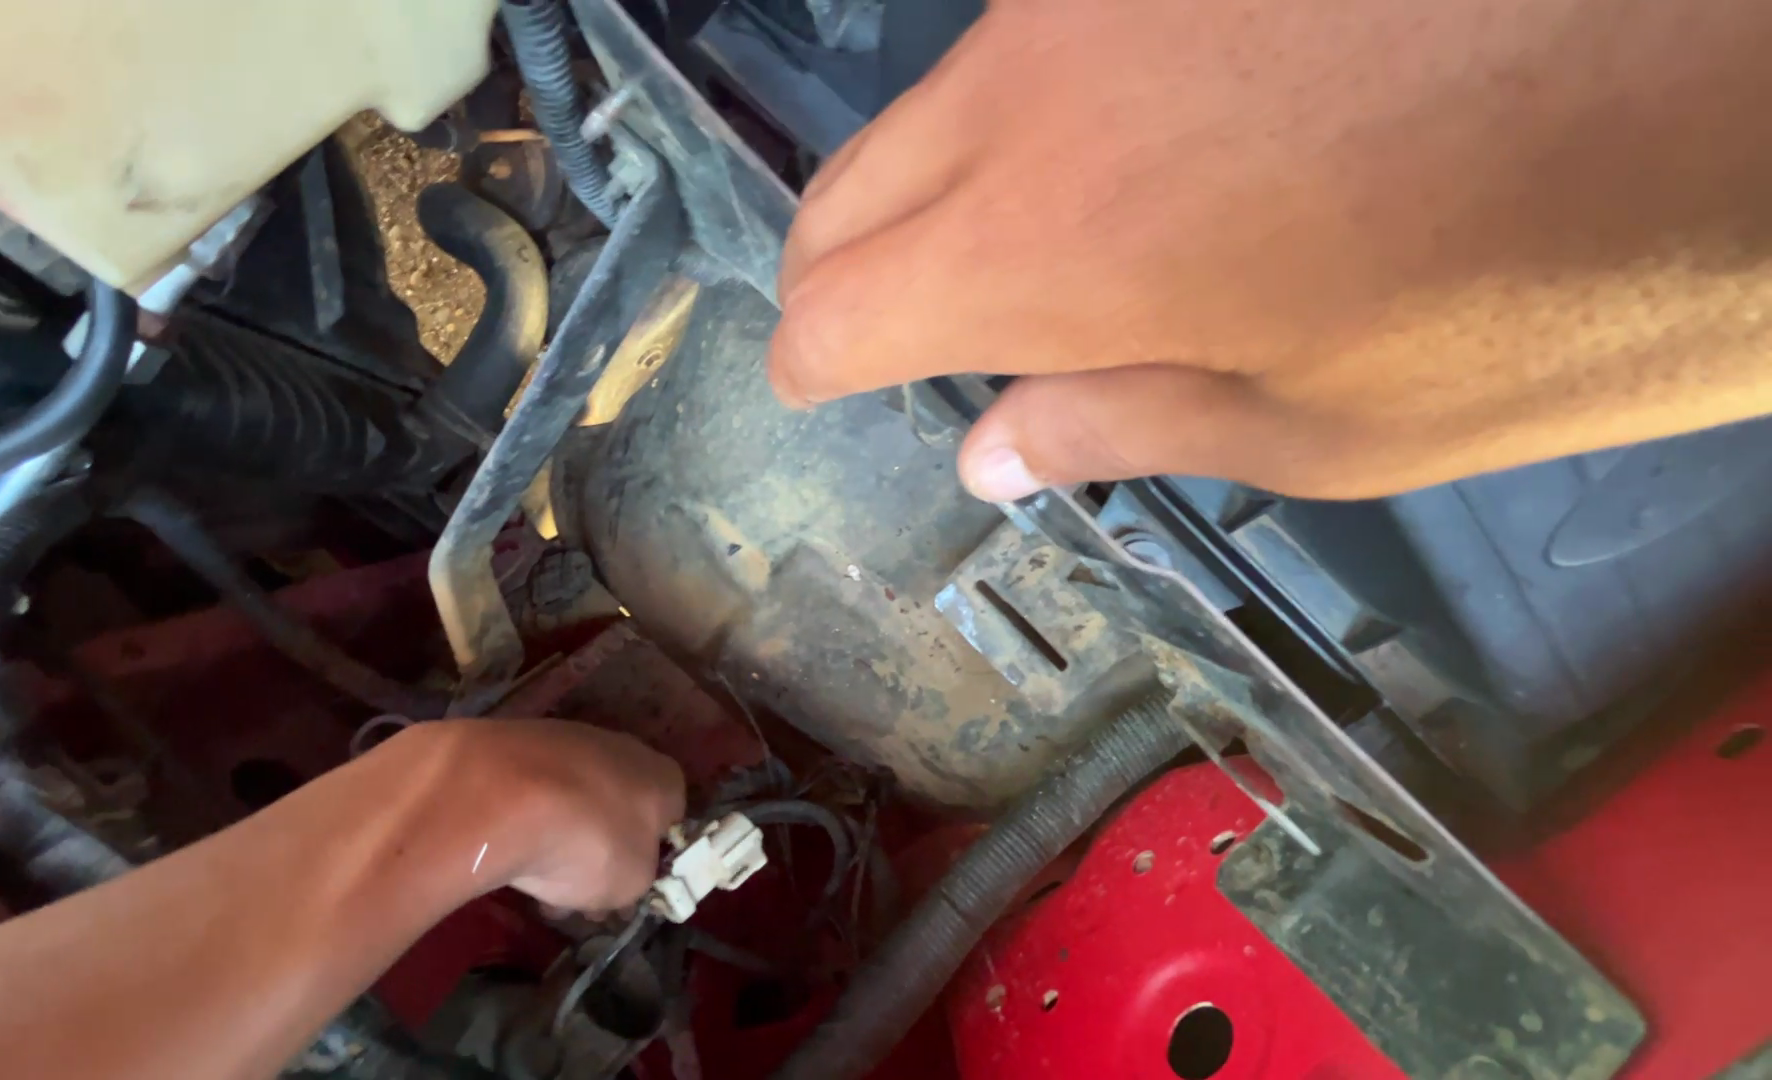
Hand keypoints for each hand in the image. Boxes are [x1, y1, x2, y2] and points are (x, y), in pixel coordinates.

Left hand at [394, 718, 685, 913]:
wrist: (504, 797)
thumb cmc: (589, 843)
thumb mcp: (631, 885)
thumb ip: (637, 878)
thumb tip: (623, 877)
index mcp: (666, 777)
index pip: (670, 819)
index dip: (647, 858)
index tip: (620, 889)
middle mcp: (628, 748)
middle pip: (619, 807)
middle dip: (598, 846)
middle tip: (573, 889)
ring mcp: (574, 738)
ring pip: (575, 798)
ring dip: (559, 833)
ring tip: (529, 877)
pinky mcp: (525, 740)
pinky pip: (535, 789)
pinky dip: (525, 816)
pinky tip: (504, 846)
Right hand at [769, 0, 1771, 498]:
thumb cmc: (1576, 275)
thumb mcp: (1325, 428)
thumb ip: (1113, 430)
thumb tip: (985, 450)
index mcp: (1047, 248)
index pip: (829, 312)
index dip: (805, 363)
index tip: (816, 388)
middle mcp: (1029, 95)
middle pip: (837, 199)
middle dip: (832, 282)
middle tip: (883, 339)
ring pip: (926, 118)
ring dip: (932, 206)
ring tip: (1022, 266)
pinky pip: (1025, 51)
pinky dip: (1020, 131)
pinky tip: (1117, 162)